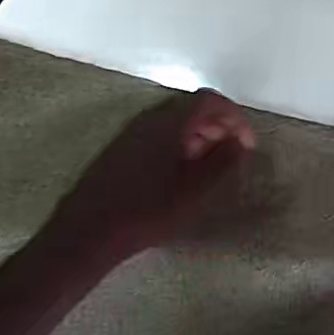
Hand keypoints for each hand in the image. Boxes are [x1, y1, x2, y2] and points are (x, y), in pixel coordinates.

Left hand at [45, 89, 255, 257]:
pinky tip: (181, 174)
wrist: (87, 234)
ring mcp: (132, 133)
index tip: (246, 142)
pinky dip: (179, 144)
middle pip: (192, 107)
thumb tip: (240, 142)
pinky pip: (158, 134)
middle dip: (218, 125)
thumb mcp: (196, 189)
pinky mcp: (120, 150)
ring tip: (210, 166)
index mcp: (170, 121)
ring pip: (175, 121)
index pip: (210, 100)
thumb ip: (224, 161)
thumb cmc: (147, 210)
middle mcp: (150, 118)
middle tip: (232, 153)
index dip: (234, 117)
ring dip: (199, 135)